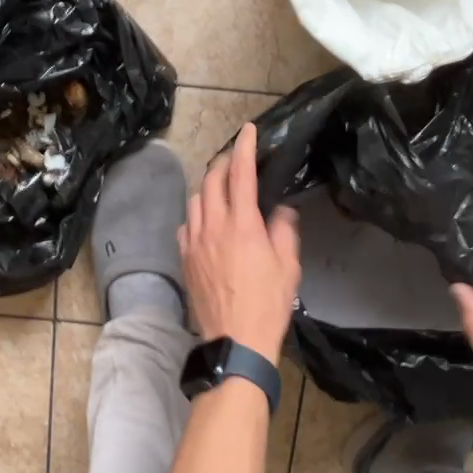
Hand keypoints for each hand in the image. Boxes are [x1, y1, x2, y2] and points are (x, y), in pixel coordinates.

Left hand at [178, 123, 300, 363]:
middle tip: (236, 157)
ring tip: (222, 187)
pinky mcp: (184, 259)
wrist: (236, 342)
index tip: (248, 131)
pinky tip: (207, 221)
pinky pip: (186, 225)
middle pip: (211, 181)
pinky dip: (196, 214)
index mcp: (242, 225)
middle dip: (224, 162)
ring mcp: (194, 242)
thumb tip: (281, 211)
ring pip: (195, 200)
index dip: (244, 148)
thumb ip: (284, 231)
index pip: (241, 174)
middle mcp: (213, 227)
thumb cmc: (267, 305)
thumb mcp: (288, 267)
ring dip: (208, 187)